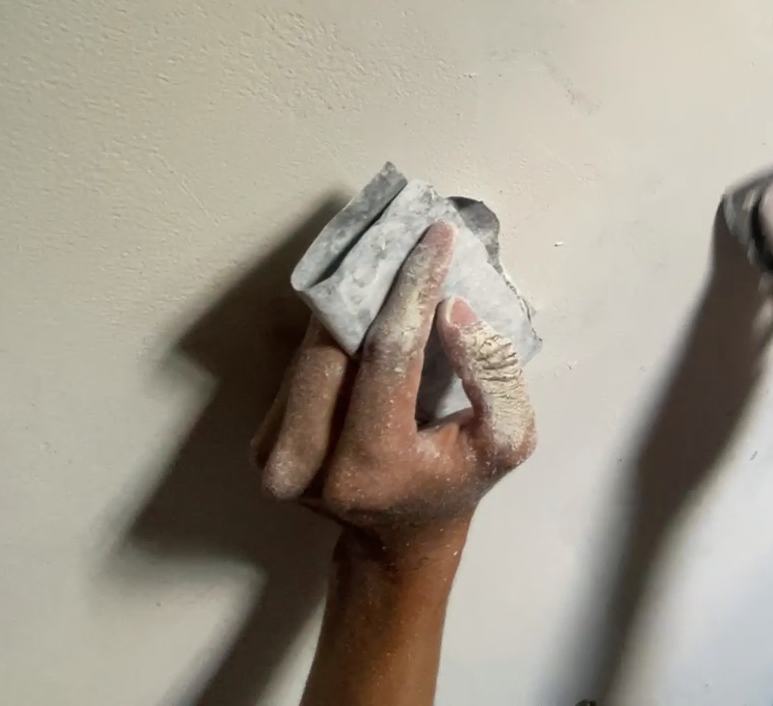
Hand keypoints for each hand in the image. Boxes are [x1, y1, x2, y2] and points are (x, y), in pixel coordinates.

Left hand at [252, 221, 536, 570]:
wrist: (399, 539)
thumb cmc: (461, 482)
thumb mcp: (508, 439)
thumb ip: (494, 374)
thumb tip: (452, 310)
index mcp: (369, 465)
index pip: (389, 354)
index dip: (414, 288)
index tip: (436, 238)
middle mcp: (303, 464)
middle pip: (333, 343)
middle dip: (372, 280)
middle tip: (403, 233)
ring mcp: (273, 456)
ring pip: (309, 348)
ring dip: (348, 296)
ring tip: (386, 253)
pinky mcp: (263, 442)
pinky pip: (302, 365)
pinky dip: (334, 324)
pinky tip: (366, 297)